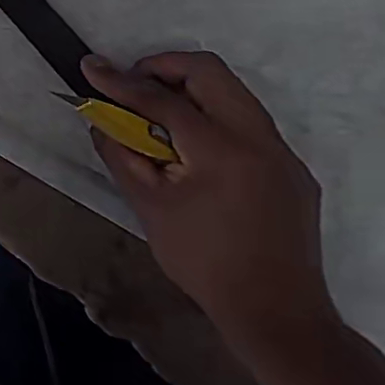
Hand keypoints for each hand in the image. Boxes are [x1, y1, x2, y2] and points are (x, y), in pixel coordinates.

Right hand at [83, 52, 337, 344]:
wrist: (279, 316)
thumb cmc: (205, 264)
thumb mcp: (150, 208)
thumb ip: (121, 155)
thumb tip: (101, 119)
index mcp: (221, 150)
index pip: (162, 99)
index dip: (121, 81)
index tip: (91, 67)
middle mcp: (259, 138)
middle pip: (208, 71)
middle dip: (163, 67)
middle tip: (134, 86)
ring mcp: (282, 151)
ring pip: (232, 90)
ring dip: (191, 89)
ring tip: (159, 114)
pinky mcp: (292, 167)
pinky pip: (248, 120)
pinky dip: (214, 116)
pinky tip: (195, 150)